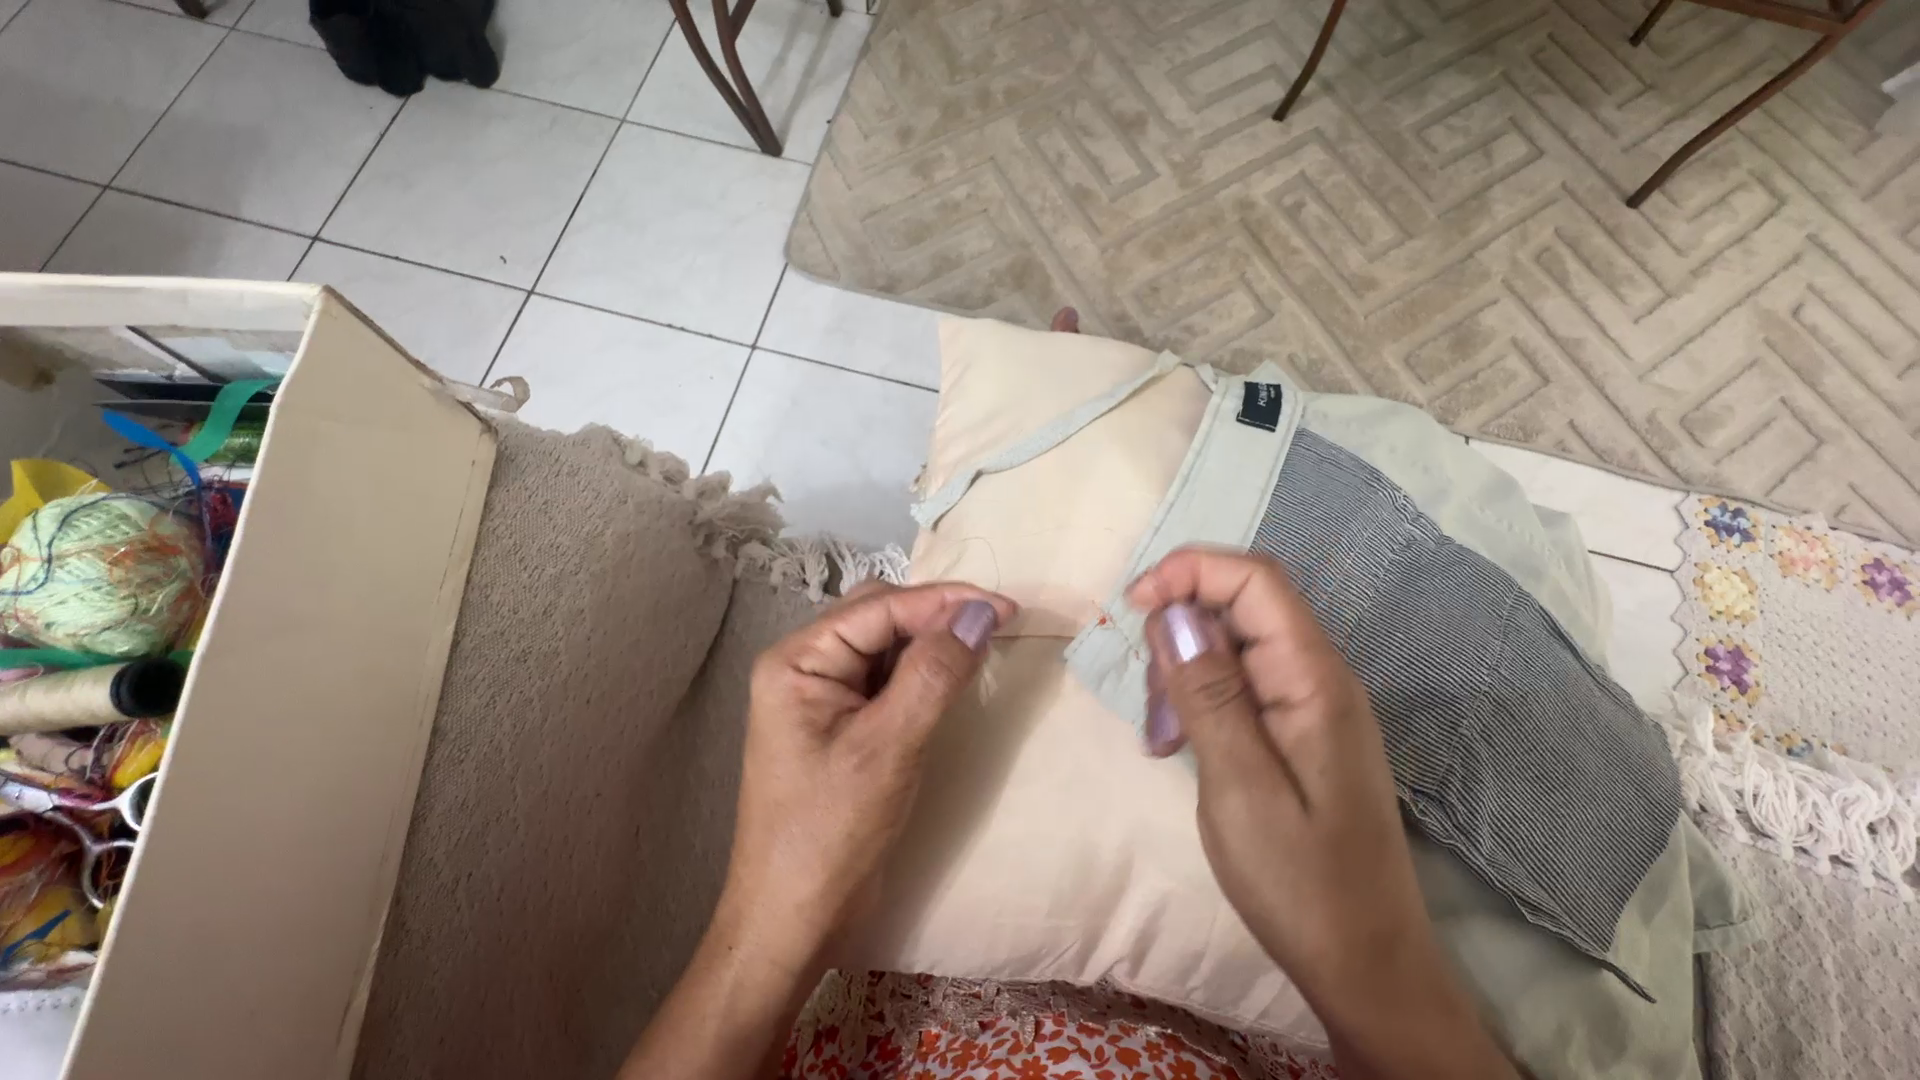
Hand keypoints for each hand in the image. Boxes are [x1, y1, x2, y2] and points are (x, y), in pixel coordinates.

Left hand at [721, 581, 1015, 969]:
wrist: (793, 918)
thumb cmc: (831, 832)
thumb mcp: (888, 747)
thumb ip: (934, 673)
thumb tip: (980, 614)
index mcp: (797, 660)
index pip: (879, 607)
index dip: (945, 600)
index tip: (1008, 607)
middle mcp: (804, 667)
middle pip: (879, 616)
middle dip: (937, 615)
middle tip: (997, 626)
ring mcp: (821, 698)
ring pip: (885, 646)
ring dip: (932, 642)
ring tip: (983, 645)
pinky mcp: (841, 726)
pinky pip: (886, 680)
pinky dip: (922, 673)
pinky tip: (952, 677)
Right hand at [1130, 547, 1515, 1079]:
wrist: (1364, 963)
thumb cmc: (1302, 881)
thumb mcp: (1240, 787)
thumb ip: (1209, 695)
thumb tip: (1172, 614)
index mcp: (1314, 678)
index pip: (1255, 580)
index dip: (1188, 571)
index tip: (1129, 605)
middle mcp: (1317, 677)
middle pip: (1242, 605)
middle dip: (1178, 626)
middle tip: (1146, 696)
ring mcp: (1308, 705)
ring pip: (1233, 646)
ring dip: (1183, 671)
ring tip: (1159, 735)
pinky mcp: (1295, 732)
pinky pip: (1239, 687)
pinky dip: (1197, 701)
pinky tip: (1176, 745)